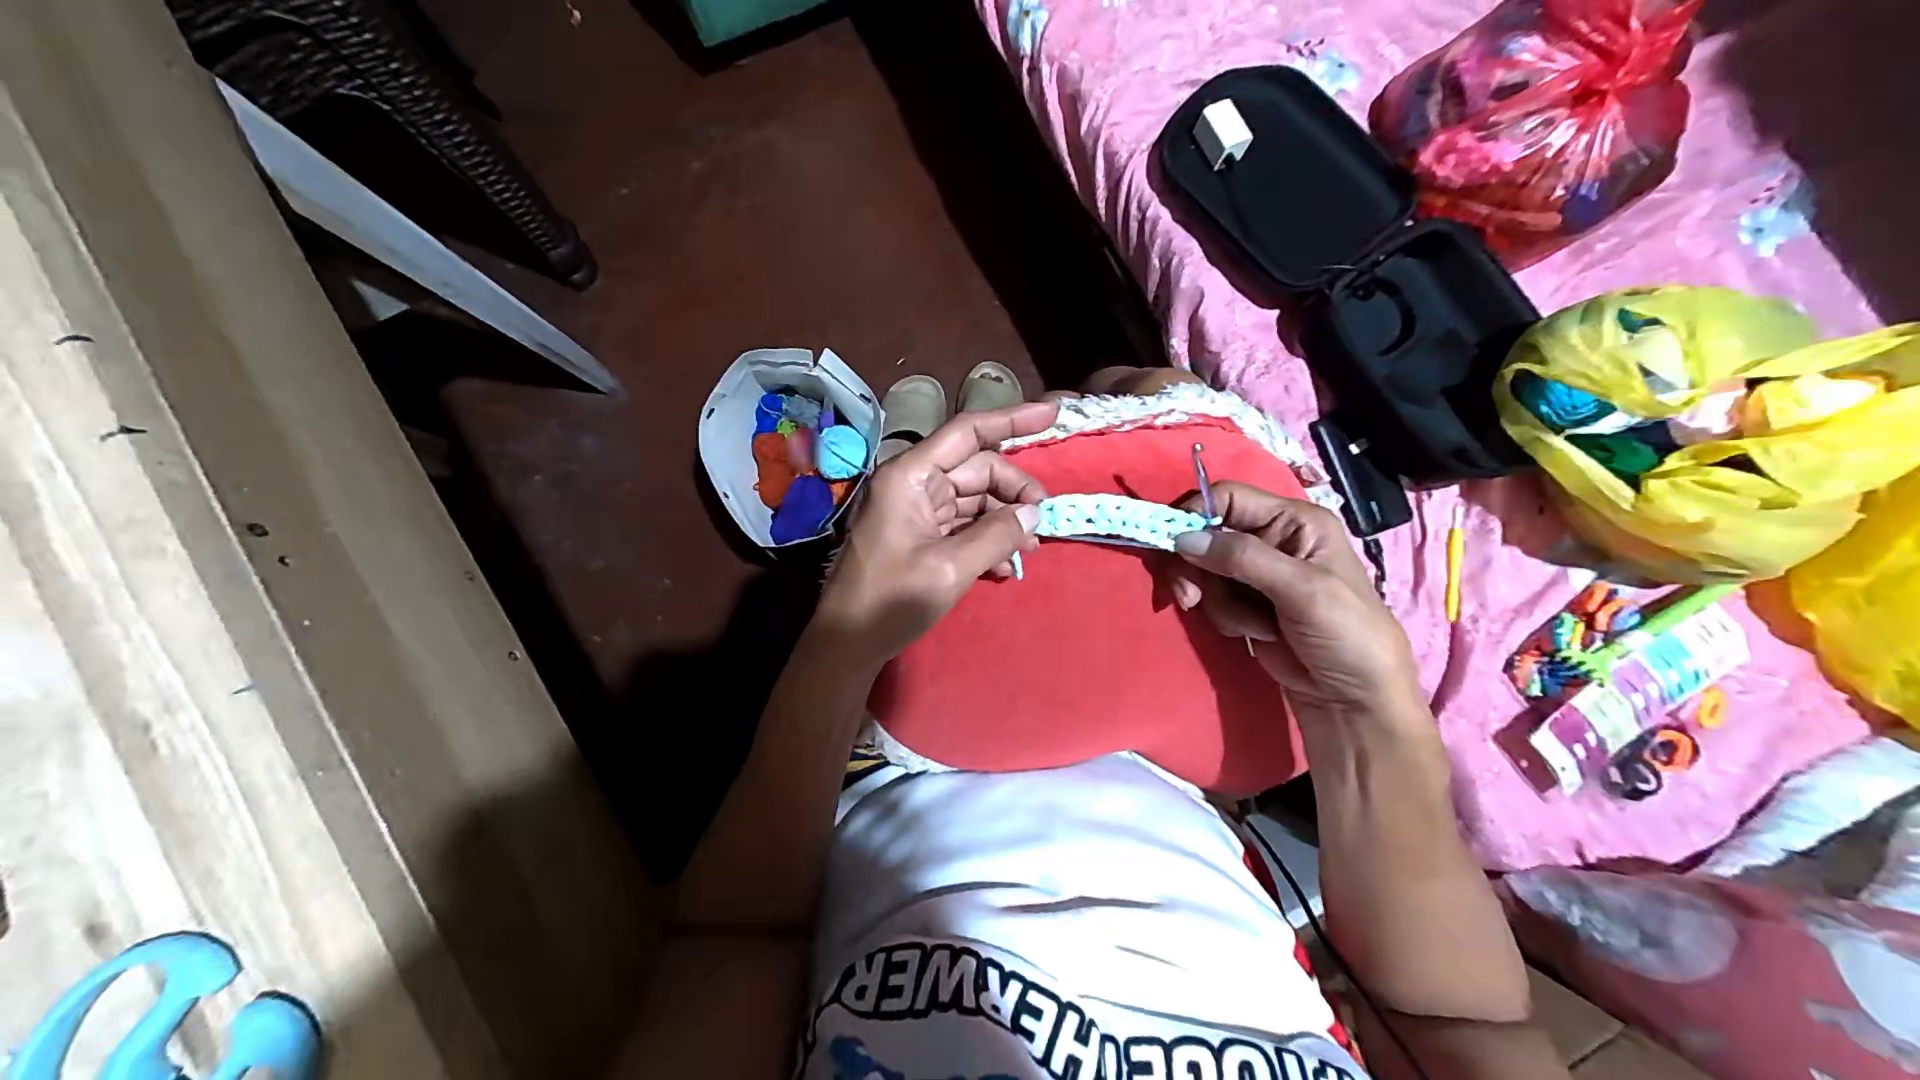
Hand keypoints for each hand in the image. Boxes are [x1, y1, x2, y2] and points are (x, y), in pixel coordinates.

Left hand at [814, 402, 1057, 665]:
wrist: (847, 643)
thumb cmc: (890, 600)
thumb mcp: (950, 568)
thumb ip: (996, 535)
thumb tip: (1032, 514)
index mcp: (910, 476)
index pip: (967, 432)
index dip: (1012, 419)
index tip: (1053, 414)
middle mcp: (913, 484)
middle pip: (977, 468)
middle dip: (1014, 489)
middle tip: (1042, 521)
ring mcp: (916, 510)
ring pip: (974, 497)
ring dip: (1005, 518)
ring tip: (1030, 548)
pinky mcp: (921, 536)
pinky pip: (964, 524)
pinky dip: (988, 538)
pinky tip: (1006, 565)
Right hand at [1162, 482, 1420, 721]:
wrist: (1355, 699)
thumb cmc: (1346, 636)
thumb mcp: (1302, 590)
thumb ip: (1243, 558)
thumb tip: (1182, 538)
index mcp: (1295, 521)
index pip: (1229, 497)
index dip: (1196, 515)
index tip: (1173, 546)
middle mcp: (1273, 539)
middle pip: (1206, 534)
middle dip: (1197, 568)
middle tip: (1191, 598)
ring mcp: (1257, 573)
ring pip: (1204, 569)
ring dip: (1219, 602)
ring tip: (1253, 628)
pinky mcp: (1245, 603)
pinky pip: (1211, 597)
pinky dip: (1224, 616)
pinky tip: (1254, 634)